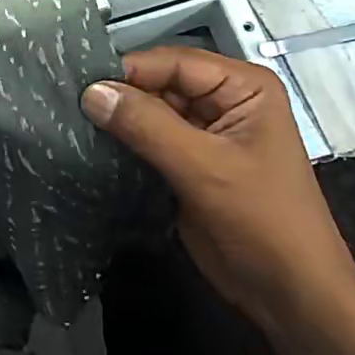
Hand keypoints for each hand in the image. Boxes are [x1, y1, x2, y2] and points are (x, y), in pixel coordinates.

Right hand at [81, 47, 354, 328]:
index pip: (176, 62)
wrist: (289, 292)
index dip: (129, 70)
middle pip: (163, 85)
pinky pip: (154, 145)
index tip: (76, 84)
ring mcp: (209, 136)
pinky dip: (128, 148)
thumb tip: (92, 91)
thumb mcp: (205, 168)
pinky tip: (90, 151)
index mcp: (244, 86)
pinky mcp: (193, 167)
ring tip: (68, 124)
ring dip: (121, 122)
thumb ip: (148, 126)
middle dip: (122, 95)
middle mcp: (227, 102)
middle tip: (65, 105)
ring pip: (155, 115)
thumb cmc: (261, 220)